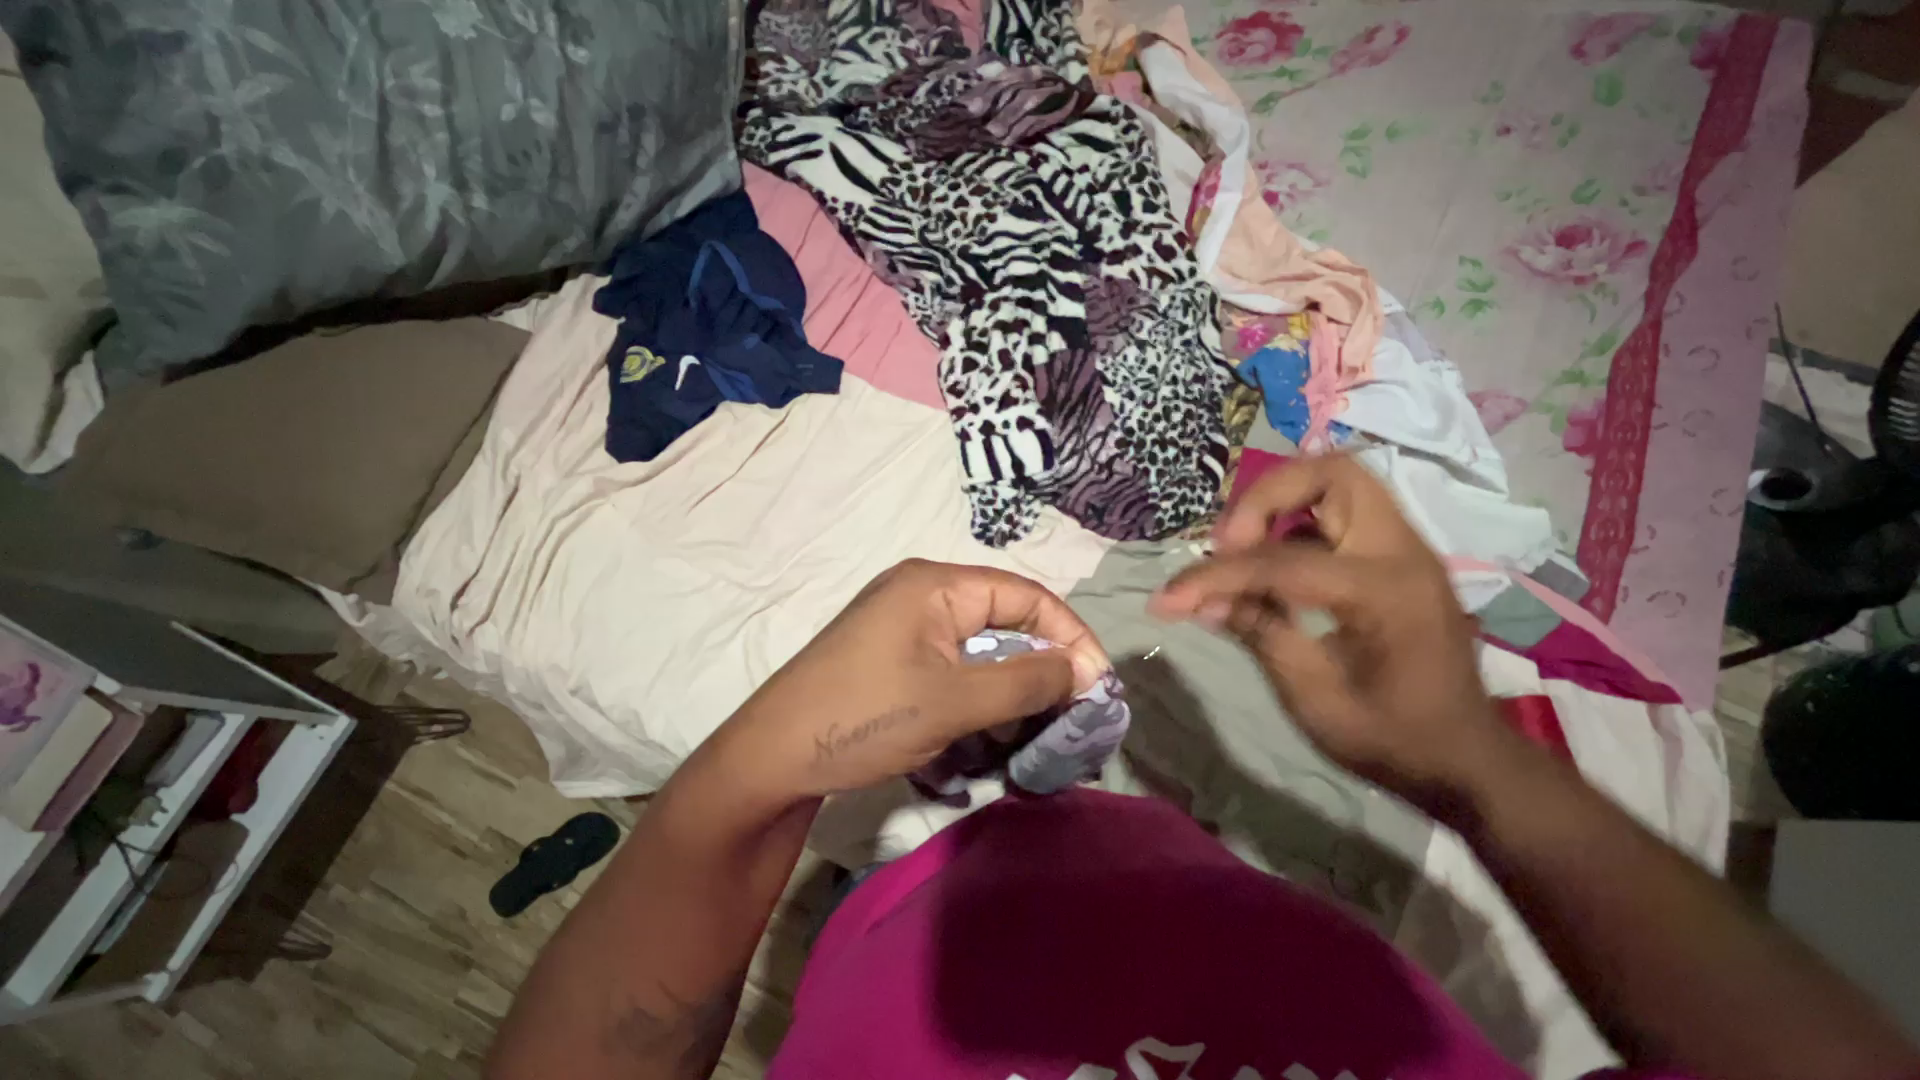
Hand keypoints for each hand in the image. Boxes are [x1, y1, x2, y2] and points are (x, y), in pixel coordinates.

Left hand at [711, 559, 1110, 803]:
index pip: (1026, 595)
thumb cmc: (864, 718)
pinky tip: (987, 736)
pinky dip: (977, 698)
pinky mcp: (890, 659)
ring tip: (1032, 734)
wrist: (771, 759)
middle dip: (1041, 668)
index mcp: (936, 584)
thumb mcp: (954, 701)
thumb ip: (1025, 681)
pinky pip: (952, 669)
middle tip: (1070, 715)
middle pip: (1004, 621)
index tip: (1096, 685)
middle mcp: (921, 594)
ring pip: (979, 651)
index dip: (1069, 636)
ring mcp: (902, 627)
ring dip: (1010, 690)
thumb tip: (1084, 670)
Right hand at [1149, 455, 1508, 809]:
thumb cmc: (1391, 737)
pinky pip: (1345, 513)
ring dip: (1282, 502)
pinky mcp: (1400, 559)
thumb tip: (1200, 602)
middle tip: (1227, 544)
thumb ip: (1259, 632)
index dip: (1216, 577)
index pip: (1282, 561)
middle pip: (1331, 474)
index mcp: (1385, 591)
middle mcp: (1403, 552)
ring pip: (1340, 482)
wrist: (1464, 758)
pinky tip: (1272, 566)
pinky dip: (1300, 522)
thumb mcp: (1313, 695)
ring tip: (1242, 549)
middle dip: (1265, 497)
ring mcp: (1407, 550)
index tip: (1167, 599)